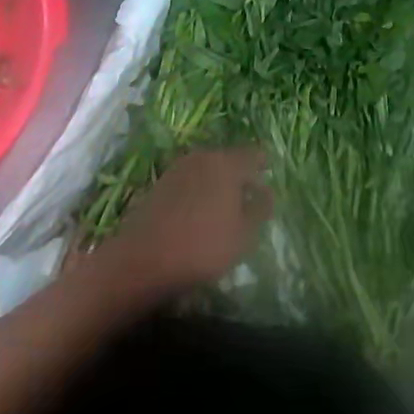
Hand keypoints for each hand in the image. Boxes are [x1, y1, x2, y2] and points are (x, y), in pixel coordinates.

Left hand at [101, 147, 272, 301]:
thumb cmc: (203, 245)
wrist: (143, 259)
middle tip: (251, 195)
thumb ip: (259, 208)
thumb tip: (265, 191)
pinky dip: (200, 190)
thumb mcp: (244, 234)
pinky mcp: (160, 183)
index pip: (253, 154)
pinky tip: (202, 211)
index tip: (270, 177)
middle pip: (229, 159)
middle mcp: (202, 157)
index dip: (264, 165)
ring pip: (208, 169)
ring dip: (219, 182)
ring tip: (227, 206)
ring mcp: (178, 168)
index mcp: (226, 163)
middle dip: (241, 174)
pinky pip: (190, 180)